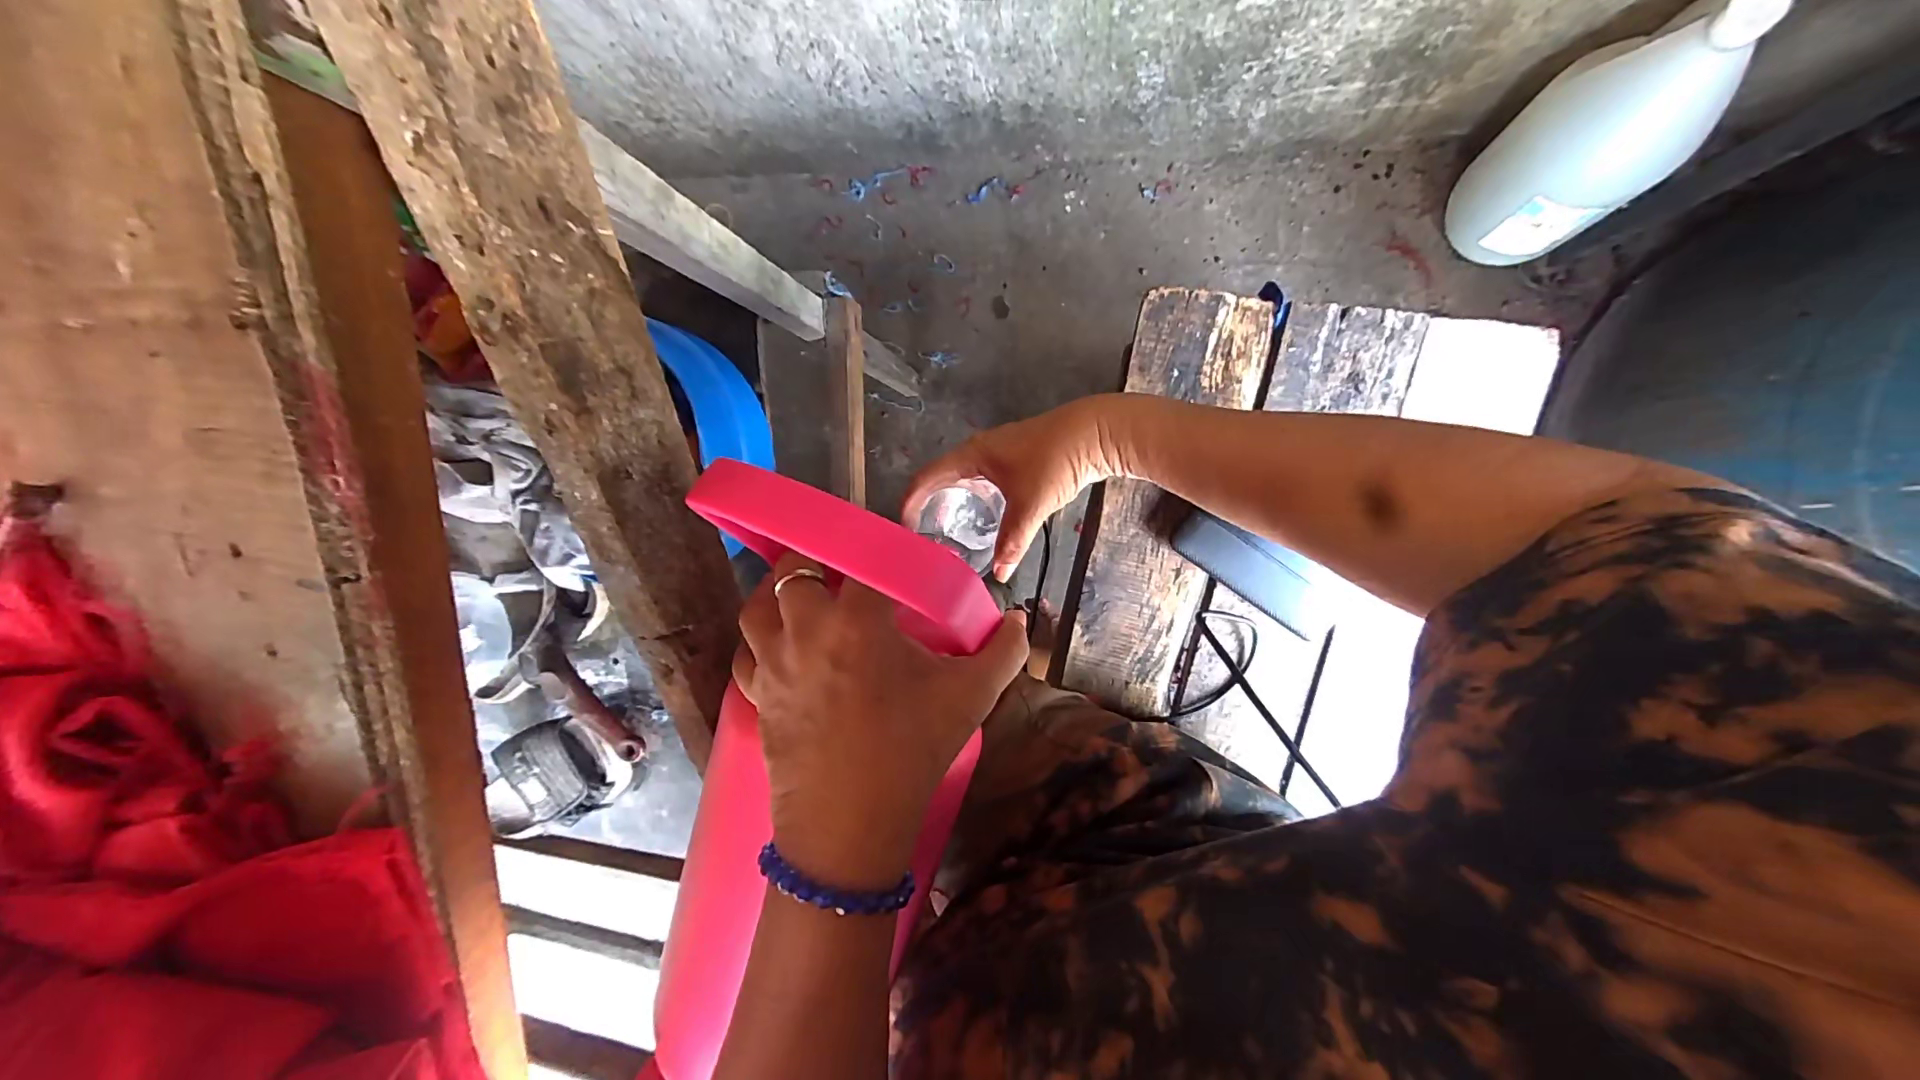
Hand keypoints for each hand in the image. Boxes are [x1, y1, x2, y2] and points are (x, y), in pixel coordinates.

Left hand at [733, 554, 1030, 887]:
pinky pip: (746, 653)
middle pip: (794, 570)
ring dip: (777, 593)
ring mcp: (774, 664)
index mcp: (857, 621)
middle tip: (843, 571)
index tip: (895, 550)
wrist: (851, 826)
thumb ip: (1003, 651)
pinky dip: (759, 642)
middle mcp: (806, 630)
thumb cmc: (912, 752)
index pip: (864, 560)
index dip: (880, 548)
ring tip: (805, 597)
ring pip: (757, 605)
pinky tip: (782, 648)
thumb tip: (1020, 620)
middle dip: (817, 561)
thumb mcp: (970, 697)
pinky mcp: (758, 696)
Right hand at [901, 394, 1138, 580]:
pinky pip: (982, 481)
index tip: (903, 528)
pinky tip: (985, 519)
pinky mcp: (1015, 458)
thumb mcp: (1030, 505)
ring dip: (952, 503)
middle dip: (928, 506)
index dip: (910, 502)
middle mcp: (978, 451)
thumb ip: (1013, 540)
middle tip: (924, 537)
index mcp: (971, 455)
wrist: (1094, 432)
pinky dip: (974, 500)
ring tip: (948, 533)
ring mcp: (997, 452)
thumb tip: (1000, 574)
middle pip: (941, 478)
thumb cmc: (1055, 461)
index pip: (926, 478)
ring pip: (963, 480)